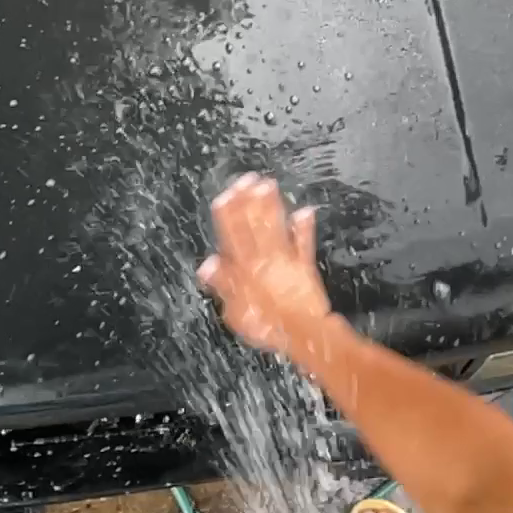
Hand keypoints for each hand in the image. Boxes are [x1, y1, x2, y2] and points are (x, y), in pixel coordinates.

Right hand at [198, 173, 333, 354]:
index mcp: (244, 270)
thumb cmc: (267, 326)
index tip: (226, 194)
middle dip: (248, 201)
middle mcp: (264, 260)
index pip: (232, 236)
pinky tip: (305, 210)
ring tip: (268, 184)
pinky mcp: (304, 266)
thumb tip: (207, 264)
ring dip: (271, 205)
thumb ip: (223, 284)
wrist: (302, 333)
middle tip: (246, 179)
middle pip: (253, 225)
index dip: (228, 214)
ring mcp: (285, 260)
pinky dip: (304, 227)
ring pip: (275, 227)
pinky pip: (303, 243)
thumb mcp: (235, 311)